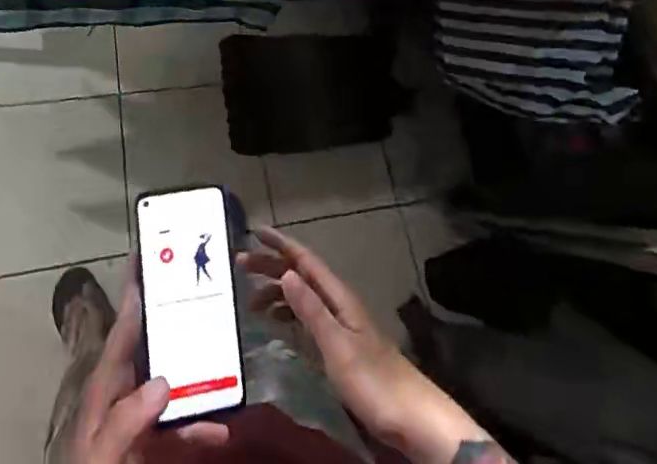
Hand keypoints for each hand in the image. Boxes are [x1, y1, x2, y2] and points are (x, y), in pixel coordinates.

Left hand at [59, 272, 229, 463]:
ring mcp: (137, 421)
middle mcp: (121, 395)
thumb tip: (161, 382)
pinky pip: (178, 432)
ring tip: (217, 352)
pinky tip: (221, 430)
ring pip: (169, 389)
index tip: (144, 263)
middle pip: (147, 350)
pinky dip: (198, 429)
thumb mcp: (103, 452)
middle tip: (189, 294)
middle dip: (167, 324)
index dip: (132, 297)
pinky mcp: (150, 448)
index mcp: (104, 387)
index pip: (121, 333)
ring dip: (192, 375)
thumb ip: (126, 418)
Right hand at [237, 228, 497, 463]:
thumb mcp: (337, 344)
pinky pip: (306, 316)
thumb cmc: (375, 381)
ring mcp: (341, 325)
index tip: (254, 232)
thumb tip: (284, 272)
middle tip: (238, 265)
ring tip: (250, 301)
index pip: (304, 260)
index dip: (279, 244)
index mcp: (338, 297)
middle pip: (300, 275)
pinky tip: (274, 323)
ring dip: (274, 292)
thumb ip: (310, 309)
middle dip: (269, 266)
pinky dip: (286, 313)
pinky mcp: (341, 345)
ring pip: (301, 296)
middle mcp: (338, 304)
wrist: (417, 423)